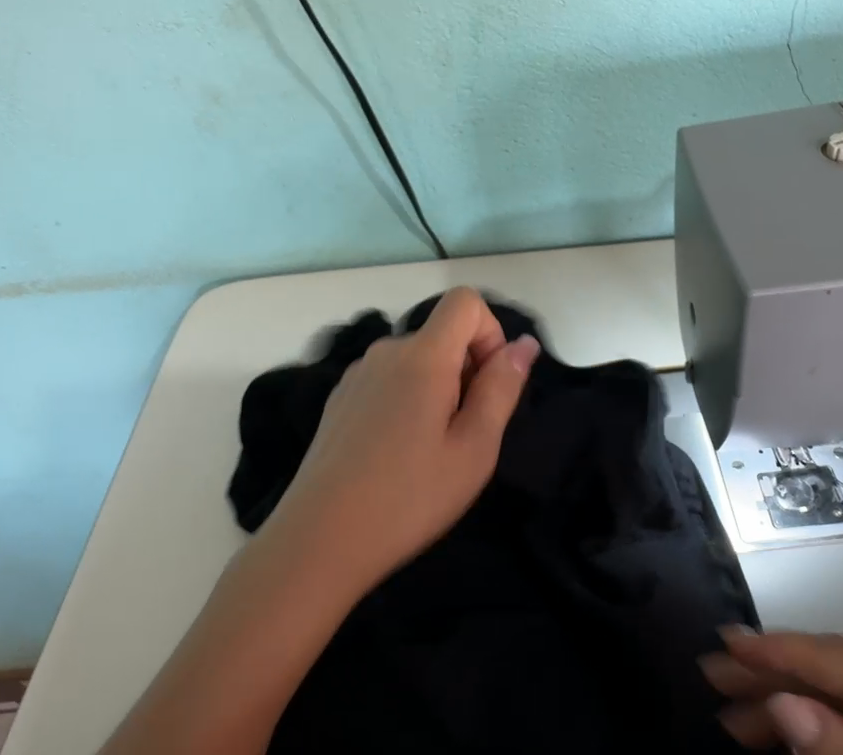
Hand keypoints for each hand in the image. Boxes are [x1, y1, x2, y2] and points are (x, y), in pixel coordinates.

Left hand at [267, 287, 539, 586]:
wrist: (318, 541)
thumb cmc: (409, 497)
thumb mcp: (474, 449)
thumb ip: (502, 388)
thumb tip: (524, 345)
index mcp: (422, 356)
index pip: (465, 302)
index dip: (490, 334)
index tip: (487, 387)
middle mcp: (386, 352)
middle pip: (441, 335)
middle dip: (465, 371)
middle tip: (462, 437)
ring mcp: (356, 376)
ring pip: (415, 362)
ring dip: (435, 391)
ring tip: (428, 454)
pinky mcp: (338, 401)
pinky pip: (387, 382)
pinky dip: (405, 404)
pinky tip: (394, 458)